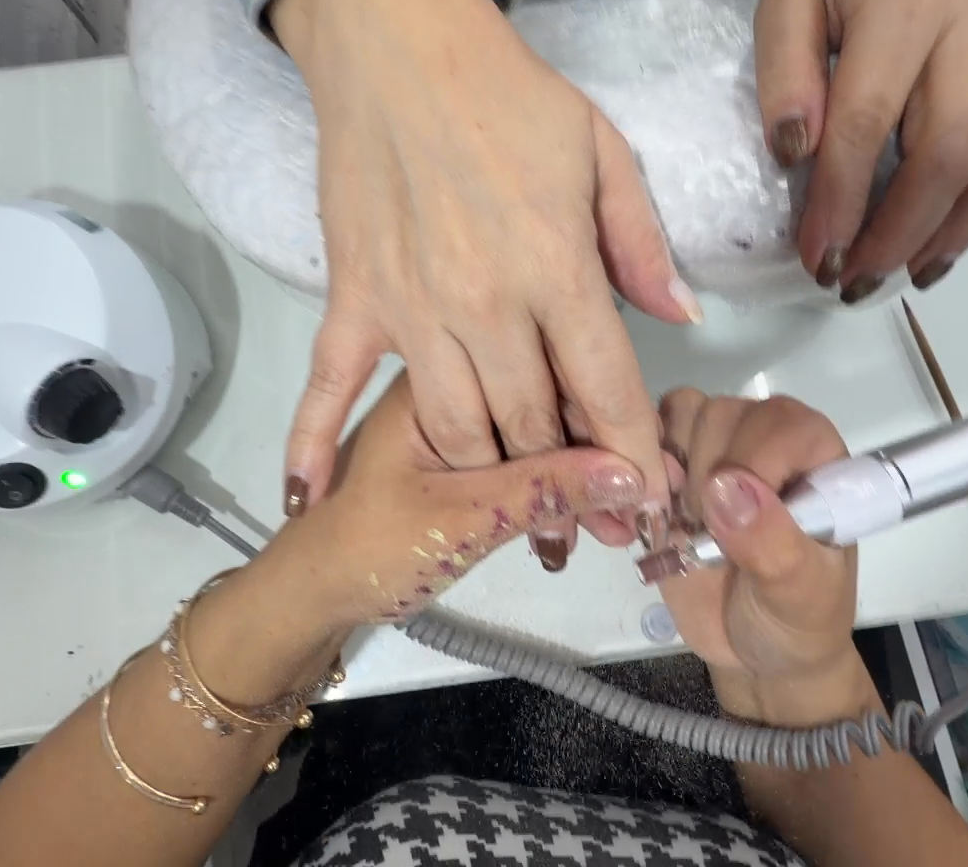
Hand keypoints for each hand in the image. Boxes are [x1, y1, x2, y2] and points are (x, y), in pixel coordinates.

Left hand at [237, 373, 647, 638]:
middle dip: (603, 455)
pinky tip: (593, 515)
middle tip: (650, 506)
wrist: (313, 592)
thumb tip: (632, 476)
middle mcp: (453, 384)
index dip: (603, 422)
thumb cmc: (369, 548)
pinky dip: (557, 488)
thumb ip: (540, 491)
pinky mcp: (464, 457)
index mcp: (436, 378)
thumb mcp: (457, 520)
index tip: (655, 469)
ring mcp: (460, 420)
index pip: (539, 376)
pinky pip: (523, 461)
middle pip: (547, 405)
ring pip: (540, 436)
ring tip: (625, 526)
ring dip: (584, 478)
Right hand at [270, 0, 694, 565]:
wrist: (397, 46)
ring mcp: (408, 312)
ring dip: (486, 484)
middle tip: (589, 529)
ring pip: (452, 431)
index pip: (604, 389)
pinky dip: (314, 444)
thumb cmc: (508, 94)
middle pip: (530, 427)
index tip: (645, 506)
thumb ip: (641, 243)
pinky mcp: (352, 300)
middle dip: (568, 487)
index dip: (631, 457)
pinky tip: (309, 498)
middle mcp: (484, 307)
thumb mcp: (603, 149)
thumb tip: (683, 315)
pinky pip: (330, 386)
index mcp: (555, 268)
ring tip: (512, 518)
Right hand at [654, 389, 873, 721]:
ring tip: (684, 525)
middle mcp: (764, 436)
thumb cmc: (794, 619)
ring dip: (669, 476)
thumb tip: (728, 487)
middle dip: (704, 480)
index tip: (735, 524)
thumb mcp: (799, 597)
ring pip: (677, 419)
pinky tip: (653, 513)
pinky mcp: (671, 459)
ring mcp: (713, 444)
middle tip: (710, 537)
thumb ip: (773, 544)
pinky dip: (637, 469)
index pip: (780, 423)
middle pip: (719, 415)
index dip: (751, 465)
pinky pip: (645, 433)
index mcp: (813, 456)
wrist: (751, 646)